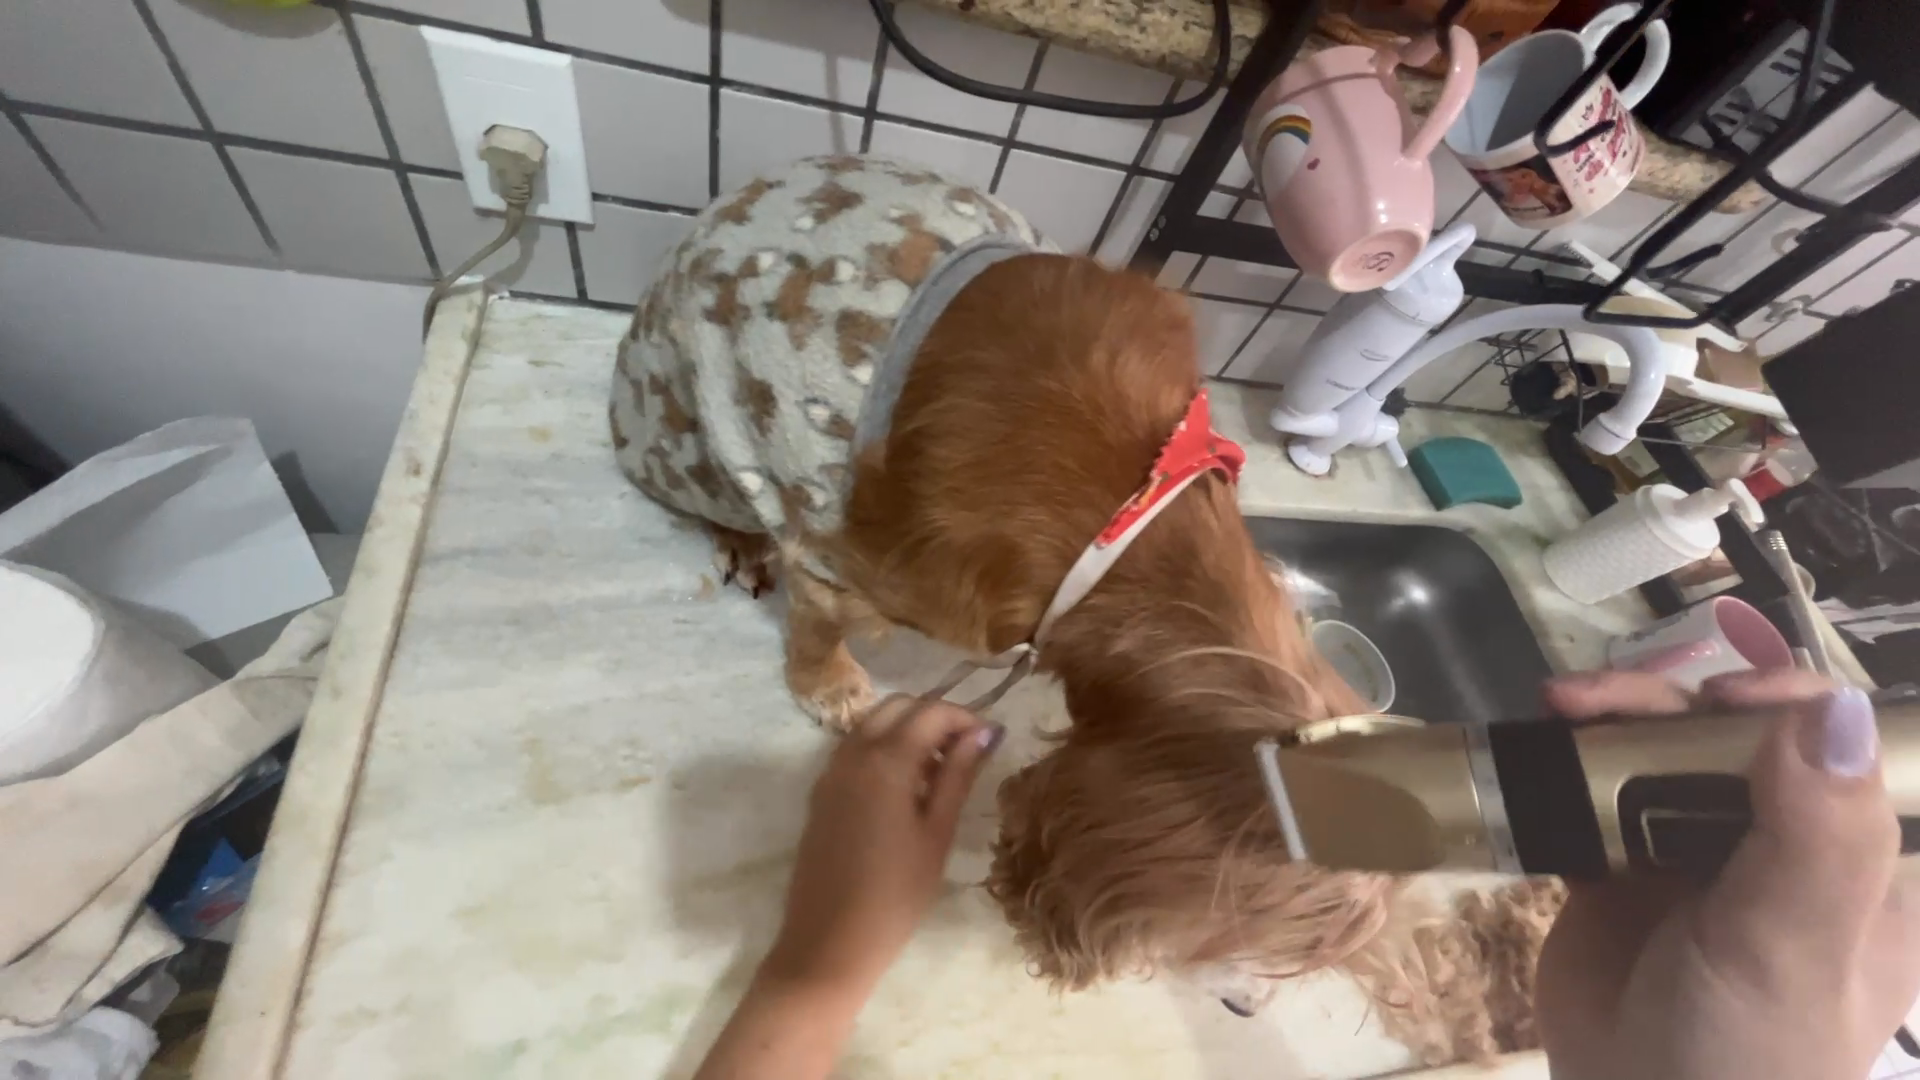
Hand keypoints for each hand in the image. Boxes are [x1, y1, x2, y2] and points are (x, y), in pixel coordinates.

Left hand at [761, 695, 1002, 994]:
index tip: (989, 739)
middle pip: (899, 705)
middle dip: (935, 716)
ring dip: (908, 728)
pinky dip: (884, 746)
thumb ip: (957, 775)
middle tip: (965, 750)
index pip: (931, 712)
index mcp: (886, 760)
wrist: (827, 943)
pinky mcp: (822, 789)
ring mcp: (832, 769)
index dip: (964, 717)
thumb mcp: (937, 834)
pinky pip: (856, 746)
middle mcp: (854, 752)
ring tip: (939, 769)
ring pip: (874, 722)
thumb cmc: (895, 895)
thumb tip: (982, 733)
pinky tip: (905, 785)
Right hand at [1535, 669, 1919, 1079]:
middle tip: (1585, 697)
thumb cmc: (1745, 1039)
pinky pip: (1586, 788)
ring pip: (1649, 754)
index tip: (1718, 693)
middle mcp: (1771, 844)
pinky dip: (1558, 756)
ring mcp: (1683, 850)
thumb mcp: (1791, 943)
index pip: (1847, 753)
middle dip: (1661, 703)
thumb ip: (1819, 836)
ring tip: (1550, 707)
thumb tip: (1838, 707)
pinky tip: (1534, 741)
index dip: (1792, 703)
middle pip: (1725, 738)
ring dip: (1602, 719)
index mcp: (1855, 863)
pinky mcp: (1610, 858)